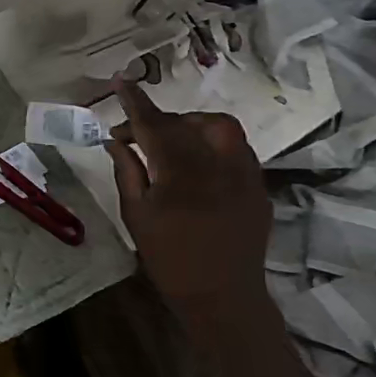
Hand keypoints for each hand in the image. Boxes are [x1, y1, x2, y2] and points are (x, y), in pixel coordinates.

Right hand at [104, 77, 273, 319]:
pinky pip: (236, 148)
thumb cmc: (168, 257)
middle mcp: (218, 166)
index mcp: (181, 173)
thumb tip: (117, 140)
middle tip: (134, 136)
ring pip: (221, 128)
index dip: (135, 102)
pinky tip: (194, 161)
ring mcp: (245, 175)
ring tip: (169, 142)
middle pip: (188, 122)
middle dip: (159, 120)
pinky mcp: (258, 187)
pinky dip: (211, 142)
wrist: (222, 296)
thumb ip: (127, 170)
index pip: (154, 124)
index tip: (121, 80)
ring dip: (191, 125)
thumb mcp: (134, 213)